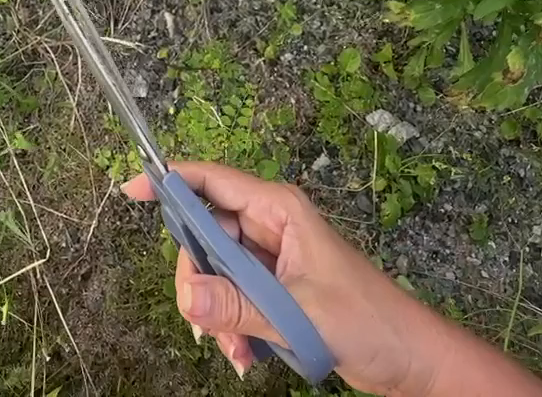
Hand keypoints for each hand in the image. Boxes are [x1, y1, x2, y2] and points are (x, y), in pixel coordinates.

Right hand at [122, 162, 541, 395]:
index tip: (131, 190)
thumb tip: (184, 298)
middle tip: (202, 321)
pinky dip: (229, 325)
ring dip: (215, 310)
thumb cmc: (366, 321)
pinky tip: (243, 359)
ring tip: (233, 352)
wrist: (409, 360)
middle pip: (205, 233)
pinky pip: (231, 295)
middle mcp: (268, 224)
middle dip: (197, 278)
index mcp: (277, 209)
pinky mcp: (272, 285)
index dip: (171, 181)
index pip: (212, 181)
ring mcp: (269, 255)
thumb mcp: (298, 313)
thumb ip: (239, 305)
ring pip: (215, 269)